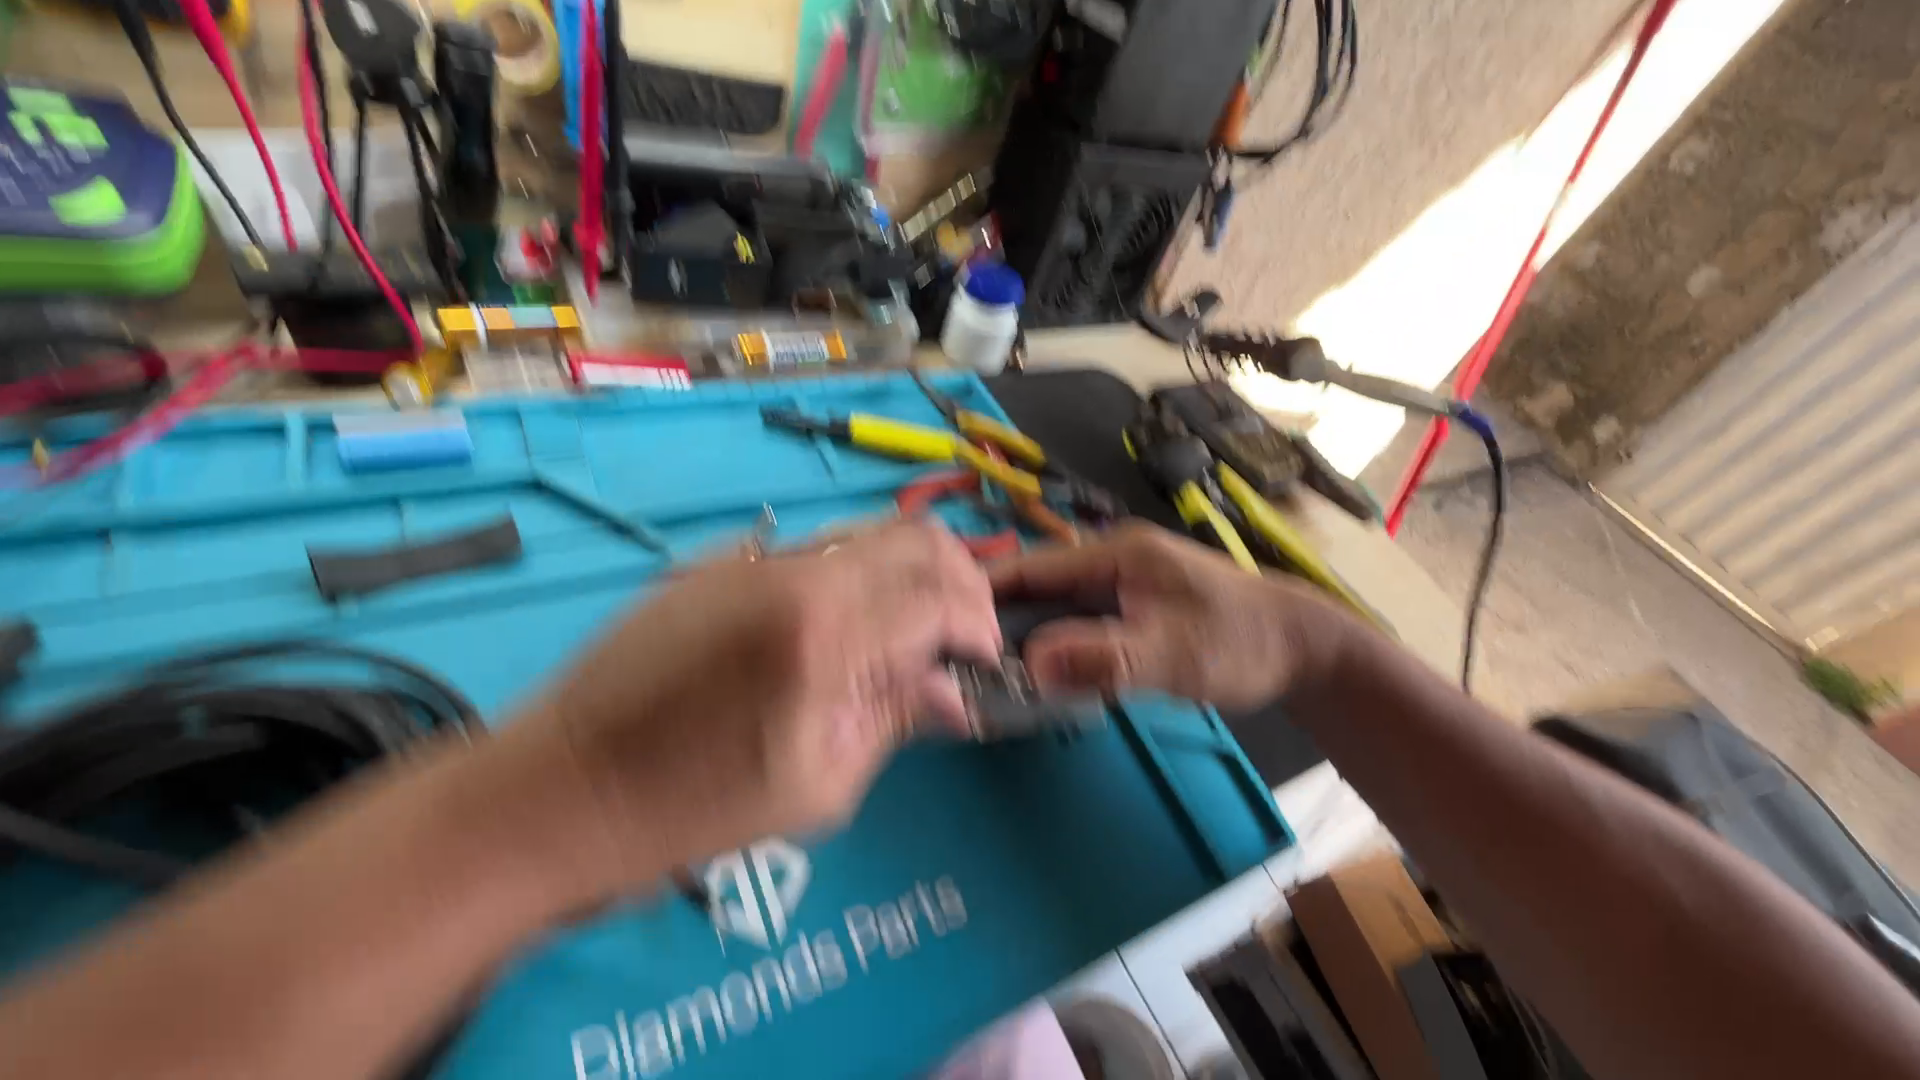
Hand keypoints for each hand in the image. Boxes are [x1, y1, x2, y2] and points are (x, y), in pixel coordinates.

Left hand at [500, 519, 1000, 899]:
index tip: (983, 659)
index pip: (939, 595)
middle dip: (958, 579)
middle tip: (962, 632)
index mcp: (824, 635)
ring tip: (912, 628)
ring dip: (907, 571)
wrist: (560, 788)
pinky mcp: (719, 563)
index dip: (978, 623)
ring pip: (864, 533)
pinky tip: (842, 627)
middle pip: (912, 538)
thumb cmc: (692, 811)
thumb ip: (895, 718)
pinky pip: (810, 551)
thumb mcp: (818, 786)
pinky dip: (852, 576)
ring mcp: (751, 560)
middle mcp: (794, 574)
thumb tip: (956, 693)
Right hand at [988, 523, 1362, 709]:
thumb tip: (1029, 666)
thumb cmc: (1238, 643)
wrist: (1303, 650)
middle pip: (1039, 588)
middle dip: (999, 621)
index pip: (1034, 566)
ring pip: (1058, 610)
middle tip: (955, 660)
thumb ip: (1103, 658)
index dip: (985, 590)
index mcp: (1116, 554)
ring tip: (984, 673)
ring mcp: (1123, 587)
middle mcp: (1112, 562)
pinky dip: (1056, 649)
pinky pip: (1080, 626)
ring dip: (1027, 639)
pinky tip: (1038, 677)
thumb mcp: (1172, 654)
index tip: (937, 618)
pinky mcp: (1133, 612)